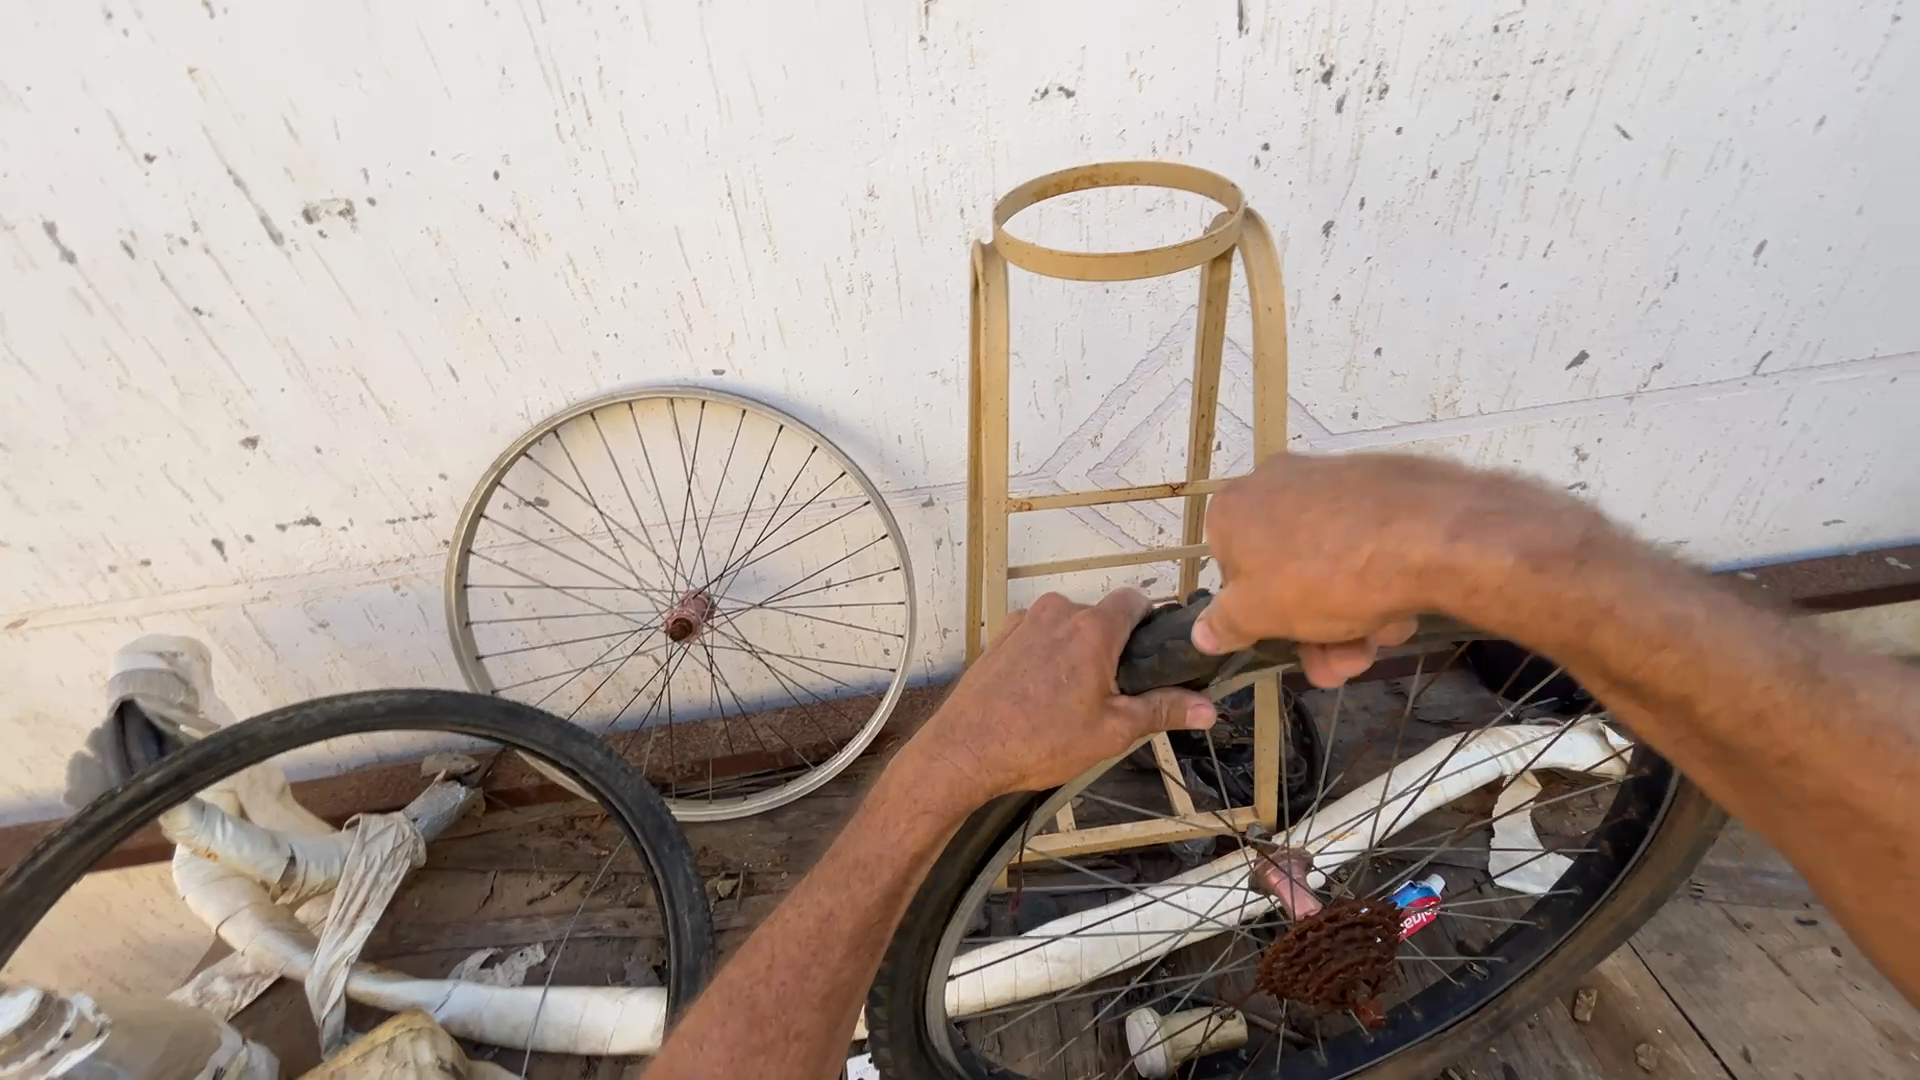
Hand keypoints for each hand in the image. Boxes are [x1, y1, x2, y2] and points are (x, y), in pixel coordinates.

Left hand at [908, 590, 1215, 805]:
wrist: (965, 748)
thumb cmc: (1040, 741)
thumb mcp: (1112, 731)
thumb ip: (1162, 710)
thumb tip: (1209, 708)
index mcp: (1092, 628)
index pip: (1135, 600)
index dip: (1151, 621)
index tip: (1154, 652)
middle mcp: (1058, 611)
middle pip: (1100, 616)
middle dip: (1112, 647)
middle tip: (1112, 692)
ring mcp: (1024, 620)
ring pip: (1067, 625)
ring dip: (1077, 651)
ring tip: (1071, 698)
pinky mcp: (1000, 635)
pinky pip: (1037, 634)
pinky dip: (1047, 654)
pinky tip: (1039, 693)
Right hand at [1191, 452, 1589, 686]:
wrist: (1431, 534)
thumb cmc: (1321, 576)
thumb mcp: (1258, 615)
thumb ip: (1223, 625)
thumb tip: (1200, 634)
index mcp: (1232, 509)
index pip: (1230, 571)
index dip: (1257, 614)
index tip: (1283, 641)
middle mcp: (1274, 484)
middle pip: (1284, 571)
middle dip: (1311, 626)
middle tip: (1340, 664)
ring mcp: (1330, 480)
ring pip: (1327, 562)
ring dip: (1347, 615)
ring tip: (1377, 643)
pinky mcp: (1380, 484)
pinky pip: (1364, 541)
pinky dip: (1375, 578)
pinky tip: (1401, 610)